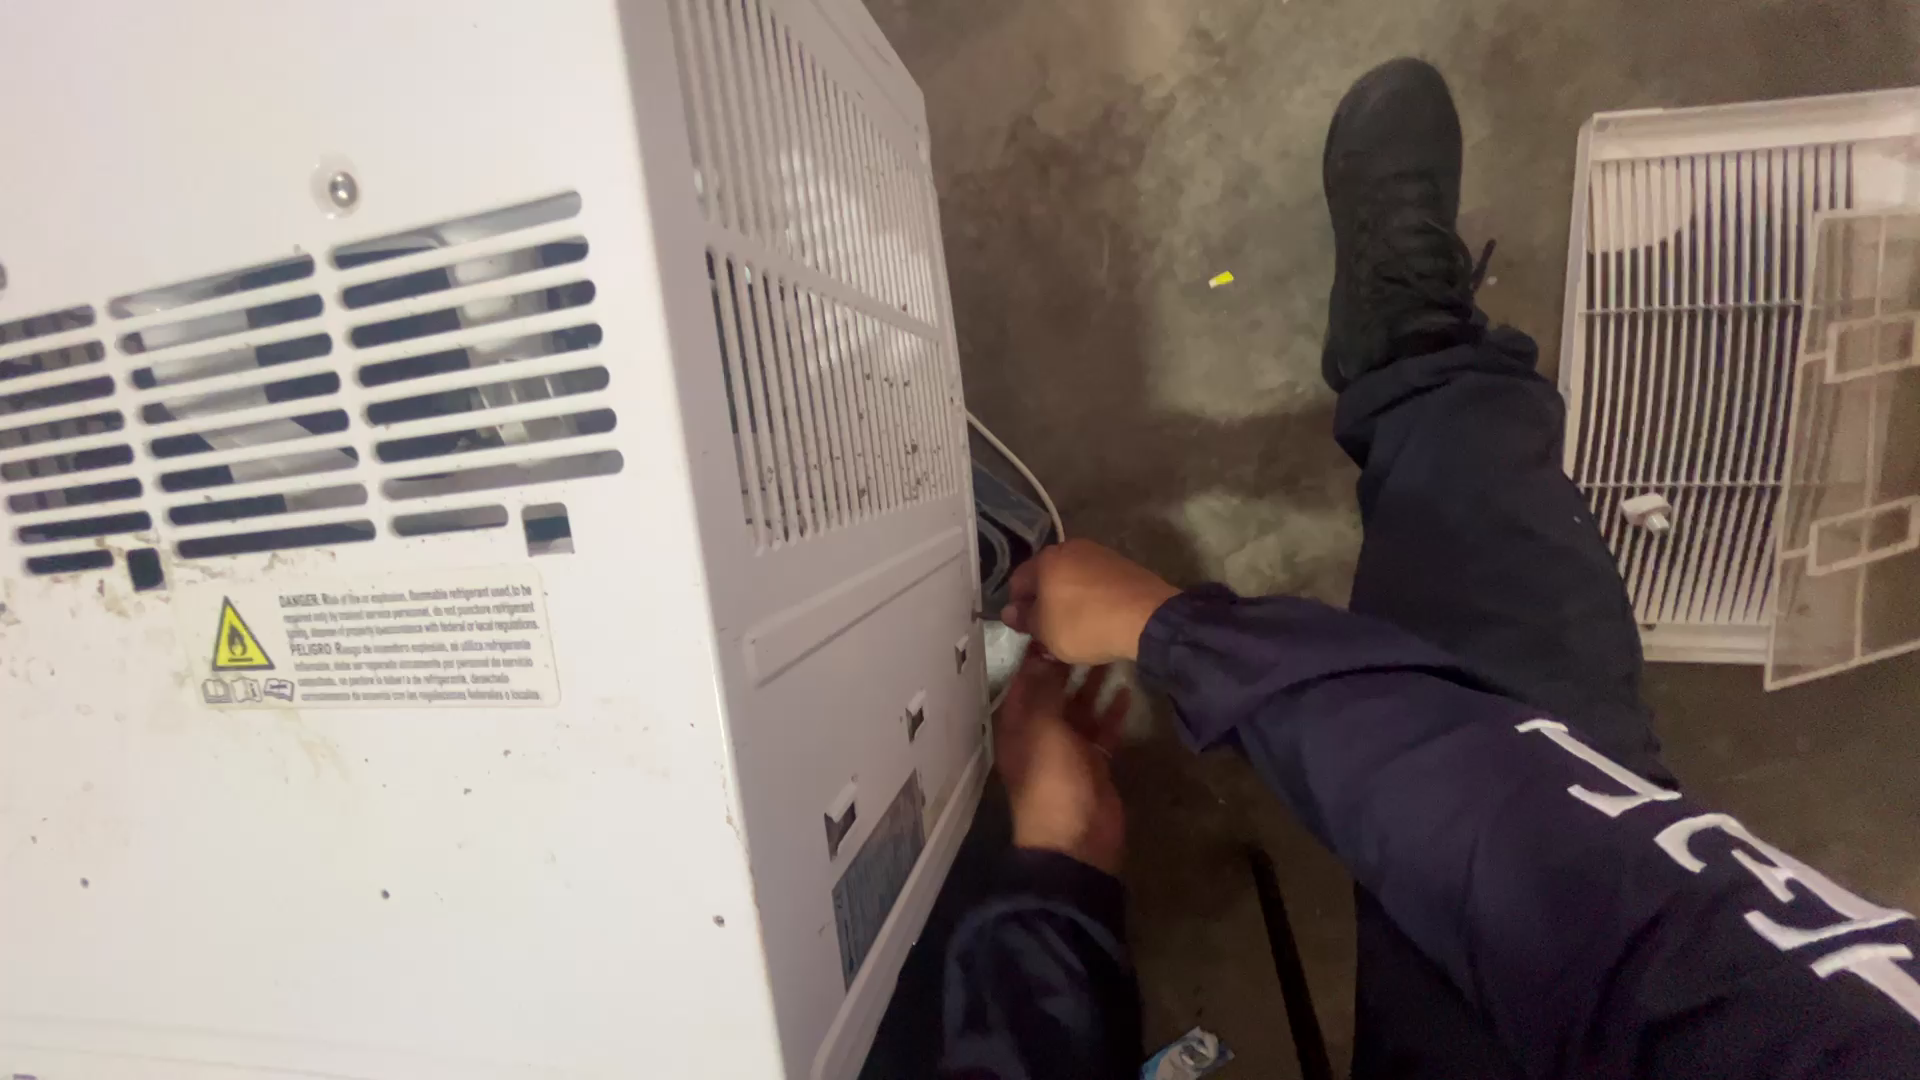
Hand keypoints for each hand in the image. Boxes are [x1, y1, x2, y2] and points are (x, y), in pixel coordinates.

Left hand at [994, 655, 1129, 874]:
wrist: (1076, 841)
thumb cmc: (1052, 780)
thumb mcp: (1043, 729)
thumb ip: (1044, 691)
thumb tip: (1041, 654)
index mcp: (1017, 725)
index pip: (1024, 681)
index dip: (1037, 656)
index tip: (1056, 625)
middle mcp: (1039, 732)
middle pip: (1054, 692)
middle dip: (1069, 666)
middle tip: (1091, 634)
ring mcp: (1068, 749)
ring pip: (1081, 708)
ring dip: (1093, 685)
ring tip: (1113, 654)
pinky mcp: (1095, 762)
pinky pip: (1103, 730)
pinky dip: (1113, 713)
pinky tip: (1128, 690)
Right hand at [1001, 539, 1179, 664]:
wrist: (1146, 618)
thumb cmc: (1085, 623)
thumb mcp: (1046, 631)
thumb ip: (1024, 619)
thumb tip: (1009, 611)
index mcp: (1046, 559)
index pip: (1018, 581)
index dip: (1016, 607)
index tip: (1024, 629)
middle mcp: (1070, 548)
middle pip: (1046, 577)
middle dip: (1043, 603)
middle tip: (1047, 631)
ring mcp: (1100, 554)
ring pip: (1072, 579)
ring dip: (1067, 601)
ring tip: (1074, 628)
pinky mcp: (1123, 565)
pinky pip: (1095, 583)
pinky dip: (1091, 599)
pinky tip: (1098, 619)